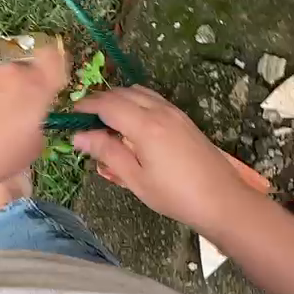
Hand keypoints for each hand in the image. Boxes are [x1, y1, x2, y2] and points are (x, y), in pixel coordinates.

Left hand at [0, 41, 68, 199]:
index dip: (52, 70)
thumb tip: (29, 121)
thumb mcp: (30, 151)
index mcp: (35, 87)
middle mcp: (8, 72)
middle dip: (20, 91)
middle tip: (10, 118)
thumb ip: (36, 127)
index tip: (47, 89)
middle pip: (22, 73)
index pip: (54, 58)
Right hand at [71, 86, 264, 232]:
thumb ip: (107, 152)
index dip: (86, 106)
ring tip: (105, 120)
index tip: (70, 116)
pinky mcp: (184, 119)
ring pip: (140, 93)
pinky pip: (153, 100)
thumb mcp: (135, 179)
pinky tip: (131, 124)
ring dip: (119, 99)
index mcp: (145, 126)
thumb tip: (79, 136)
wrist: (223, 201)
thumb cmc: (175, 196)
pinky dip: (136, 103)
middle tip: (84, 119)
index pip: (108, 104)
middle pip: (123, 93)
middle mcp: (160, 111)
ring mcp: (175, 113)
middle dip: (100, 100)